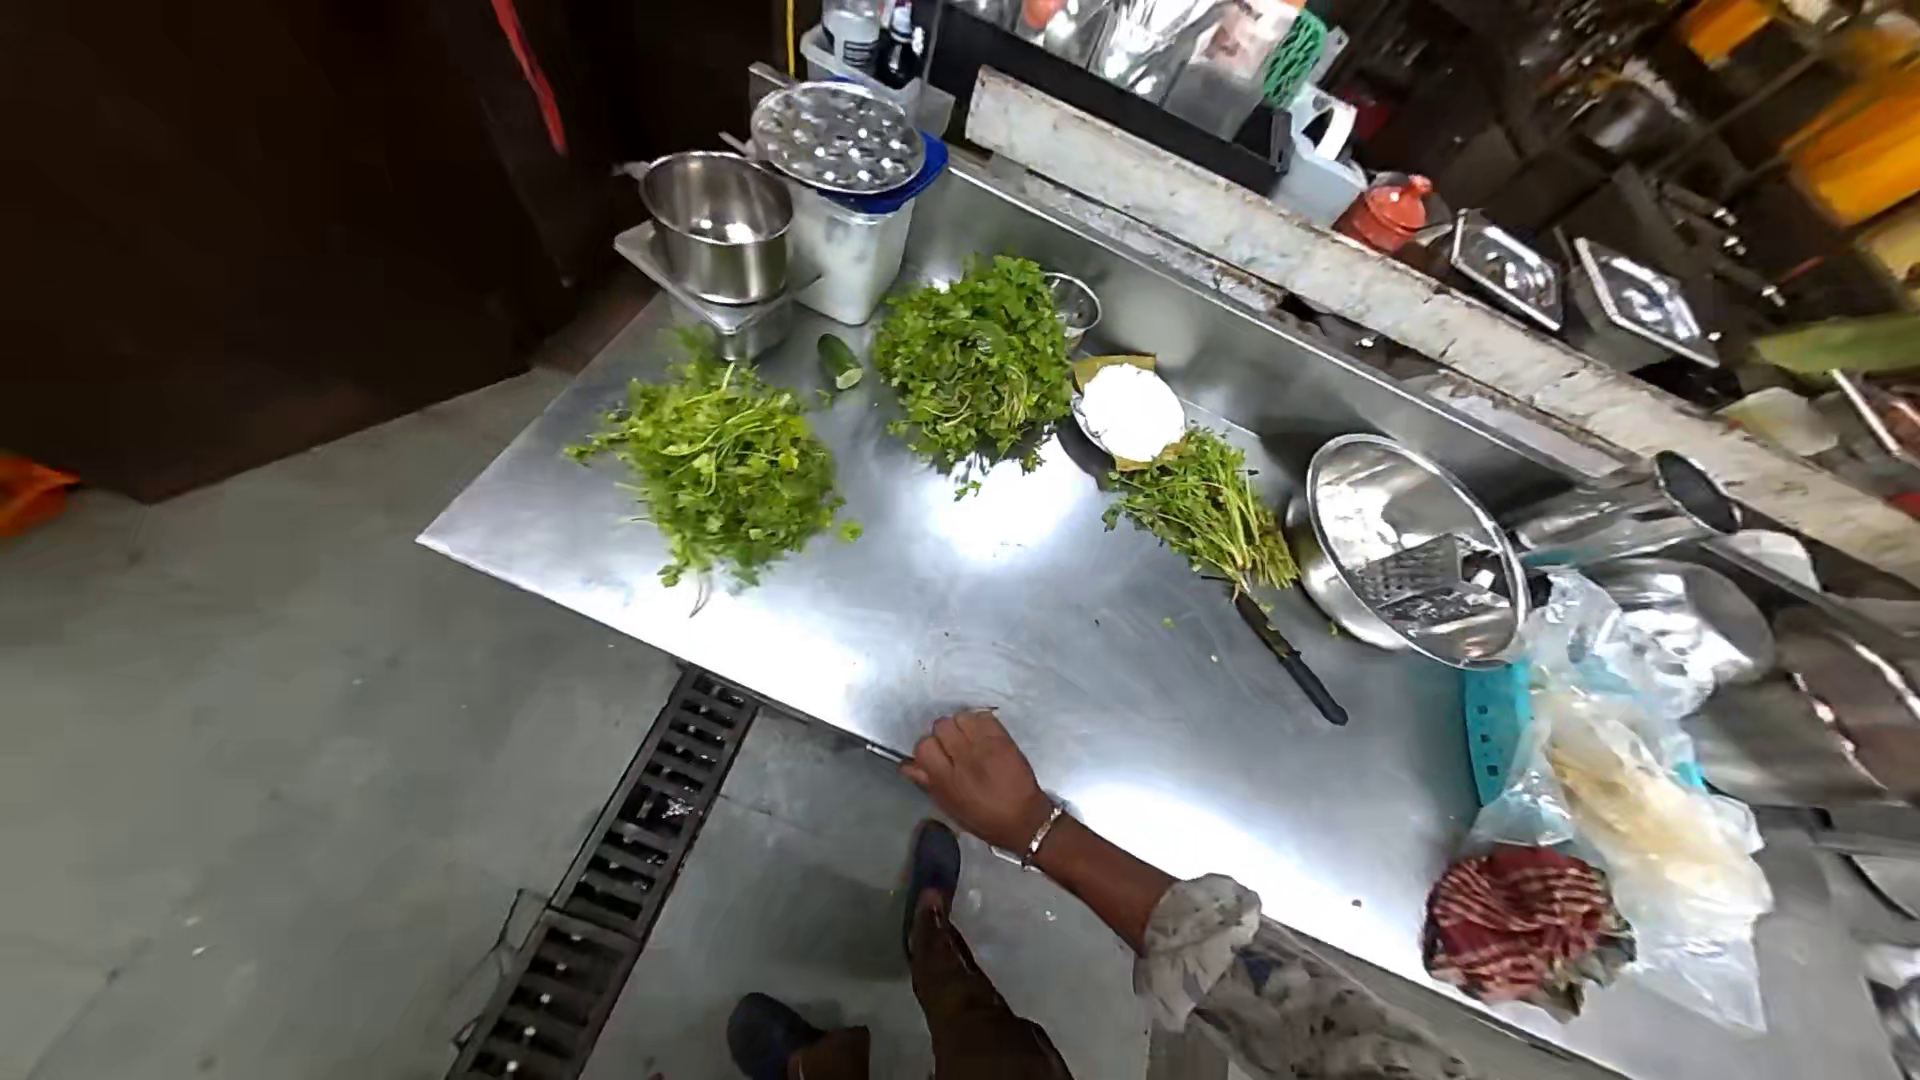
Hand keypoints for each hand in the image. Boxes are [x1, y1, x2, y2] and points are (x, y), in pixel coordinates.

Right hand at [900, 709, 1054, 851]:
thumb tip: (906, 764)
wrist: (1024, 819)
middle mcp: (963, 757)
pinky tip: (982, 735)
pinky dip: (979, 722)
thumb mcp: (949, 806)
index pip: (923, 745)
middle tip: (953, 747)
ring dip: (961, 726)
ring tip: (969, 739)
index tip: (936, 756)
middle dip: (944, 734)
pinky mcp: (1002, 738)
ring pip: (960, 717)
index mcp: (946, 779)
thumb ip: (926, 782)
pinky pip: (982, 716)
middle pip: (941, 725)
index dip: (927, 749)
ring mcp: (984, 745)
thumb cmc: (983, 818)